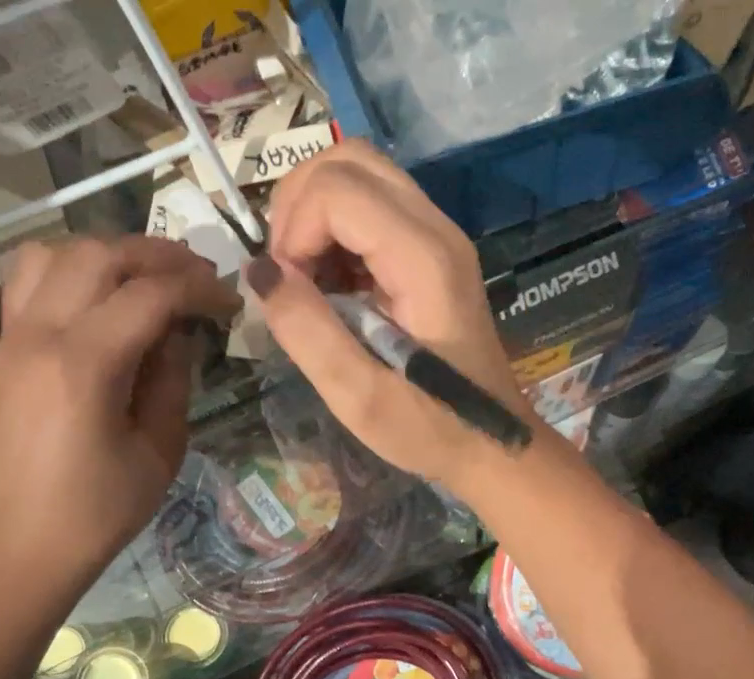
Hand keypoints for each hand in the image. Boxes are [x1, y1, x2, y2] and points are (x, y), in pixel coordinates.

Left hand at [0, 236, 239, 593]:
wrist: (14, 545)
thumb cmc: (97, 512)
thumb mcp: (159, 451)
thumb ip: (172, 380)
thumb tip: (180, 333)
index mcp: (84, 364)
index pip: (150, 294)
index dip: (200, 289)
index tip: (233, 301)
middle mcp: (40, 333)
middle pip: (100, 255)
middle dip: (158, 255)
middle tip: (201, 276)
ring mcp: (13, 335)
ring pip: (57, 253)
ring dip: (111, 254)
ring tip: (152, 278)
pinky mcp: (4, 347)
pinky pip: (32, 279)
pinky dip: (74, 270)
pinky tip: (106, 297)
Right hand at [247, 141, 538, 491]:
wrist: (491, 444)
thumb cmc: (430, 428)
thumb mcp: (359, 397)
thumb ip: (307, 330)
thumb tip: (261, 272)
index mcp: (425, 261)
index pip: (337, 189)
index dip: (293, 229)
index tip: (290, 290)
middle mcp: (438, 231)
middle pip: (350, 160)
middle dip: (299, 206)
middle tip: (289, 273)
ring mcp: (441, 237)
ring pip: (362, 175)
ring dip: (316, 214)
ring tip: (308, 279)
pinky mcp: (436, 251)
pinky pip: (376, 205)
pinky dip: (339, 228)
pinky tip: (334, 283)